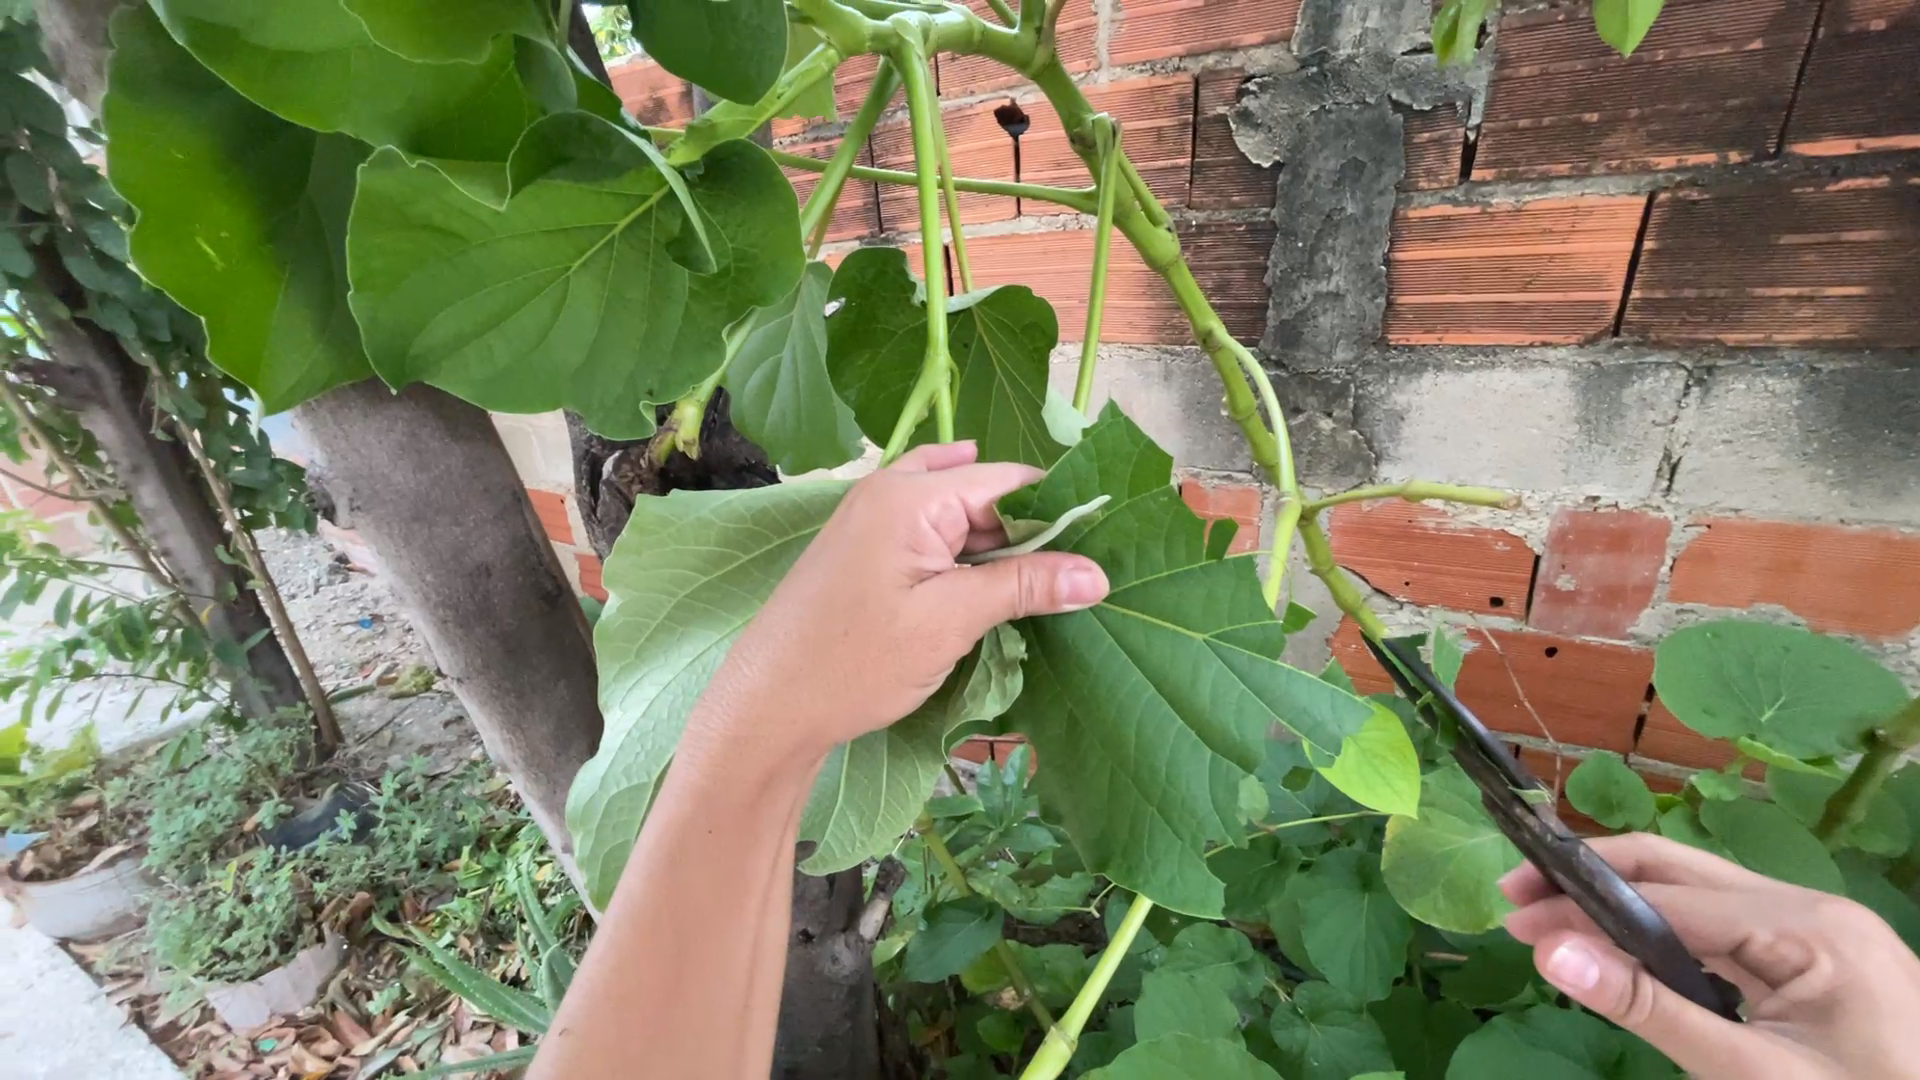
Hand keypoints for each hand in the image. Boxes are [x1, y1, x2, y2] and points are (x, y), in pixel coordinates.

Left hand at [685, 441, 1108, 764]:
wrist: (768, 707)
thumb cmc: (855, 662)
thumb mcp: (949, 621)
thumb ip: (1023, 586)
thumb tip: (1098, 574)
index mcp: (910, 495)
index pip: (1004, 480)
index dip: (1055, 508)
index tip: (1100, 541)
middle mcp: (889, 492)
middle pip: (981, 496)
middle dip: (1029, 530)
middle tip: (1081, 568)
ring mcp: (872, 520)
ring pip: (956, 518)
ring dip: (997, 545)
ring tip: (1048, 576)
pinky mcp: (866, 551)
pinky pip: (928, 537)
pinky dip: (963, 552)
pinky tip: (989, 568)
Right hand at [1502, 832, 1919, 1079]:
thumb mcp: (1758, 1078)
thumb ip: (1650, 1010)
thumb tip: (1546, 952)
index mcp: (1809, 925)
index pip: (1661, 895)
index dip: (1578, 903)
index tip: (1514, 921)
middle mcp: (1809, 908)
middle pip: (1669, 869)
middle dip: (1585, 881)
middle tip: (1517, 902)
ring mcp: (1814, 930)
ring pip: (1686, 892)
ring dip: (1613, 905)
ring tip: (1555, 927)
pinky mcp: (1811, 958)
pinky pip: (1714, 927)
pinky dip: (1655, 934)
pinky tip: (1624, 954)